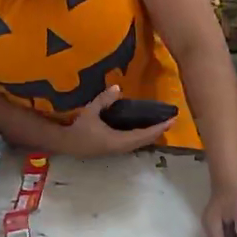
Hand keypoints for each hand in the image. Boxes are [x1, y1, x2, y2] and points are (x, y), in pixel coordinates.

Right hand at [56, 85, 174, 157]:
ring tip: (159, 125)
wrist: (65, 144)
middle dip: (158, 131)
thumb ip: (104, 99)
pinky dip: (141, 137)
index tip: (171, 121)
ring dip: (150, 135)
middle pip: (145, 141)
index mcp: (118, 140)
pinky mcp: (112, 149)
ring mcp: (116, 150)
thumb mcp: (90, 112)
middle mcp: (121, 148)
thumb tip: (117, 86)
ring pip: (139, 144)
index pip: (143, 134)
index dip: (158, 128)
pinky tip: (143, 130)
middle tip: (170, 121)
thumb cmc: (78, 128)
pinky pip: (132, 143)